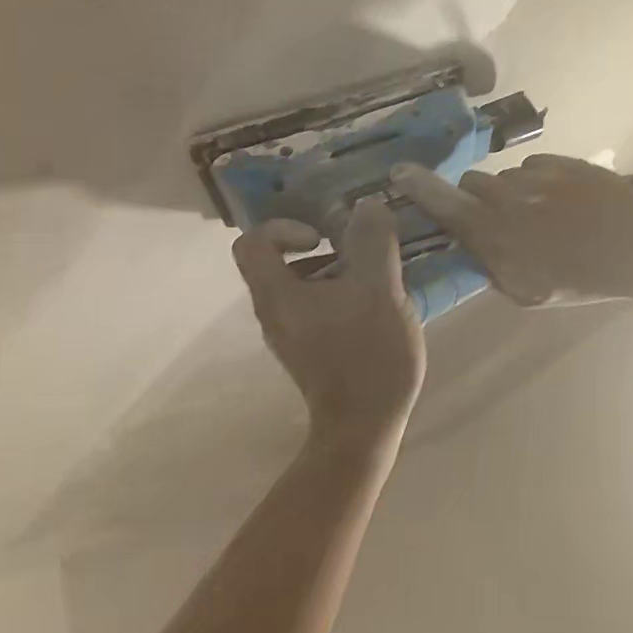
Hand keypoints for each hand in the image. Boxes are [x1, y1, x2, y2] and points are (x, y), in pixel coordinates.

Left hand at [232, 198, 425, 453]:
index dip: (285, 227)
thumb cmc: (367, 355)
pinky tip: (379, 306)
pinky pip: (318, 308)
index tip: (323, 237)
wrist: (364, 427)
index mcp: (278, 295)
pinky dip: (342, 297)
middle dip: (324, 249)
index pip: (253, 242)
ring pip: (304, 286)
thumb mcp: (378, 290)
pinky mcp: (310, 351)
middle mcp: (275, 313)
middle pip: (282, 263)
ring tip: (378, 277)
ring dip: (338, 272)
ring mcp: (292, 335)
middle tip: (361, 250)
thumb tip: (366, 205)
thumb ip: (372, 242)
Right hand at [389, 154, 632, 305]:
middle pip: (472, 184)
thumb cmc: (582, 280)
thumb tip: (473, 248)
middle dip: (477, 199)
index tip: (399, 173)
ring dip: (511, 193)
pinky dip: (539, 182)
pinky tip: (564, 202)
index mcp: (495, 234)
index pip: (444, 203)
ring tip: (543, 215)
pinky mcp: (560, 162)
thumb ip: (492, 268)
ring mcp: (534, 176)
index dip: (419, 187)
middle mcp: (507, 198)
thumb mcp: (528, 293)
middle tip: (501, 221)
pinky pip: (534, 167)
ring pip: (504, 177)